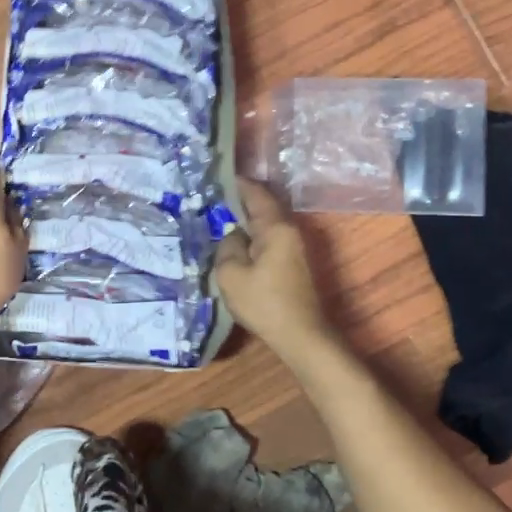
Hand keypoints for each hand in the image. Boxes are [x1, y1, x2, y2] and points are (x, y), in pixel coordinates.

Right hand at [215, 177, 333, 350]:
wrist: (300, 335)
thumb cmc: (263, 302)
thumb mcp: (230, 274)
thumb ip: (227, 246)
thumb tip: (232, 235)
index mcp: (276, 227)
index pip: (256, 193)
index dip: (236, 183)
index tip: (216, 176)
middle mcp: (290, 231)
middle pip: (263, 206)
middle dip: (239, 199)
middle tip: (211, 196)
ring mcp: (294, 247)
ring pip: (266, 223)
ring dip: (245, 218)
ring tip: (218, 216)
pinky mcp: (293, 263)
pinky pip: (269, 238)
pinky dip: (252, 234)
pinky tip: (235, 241)